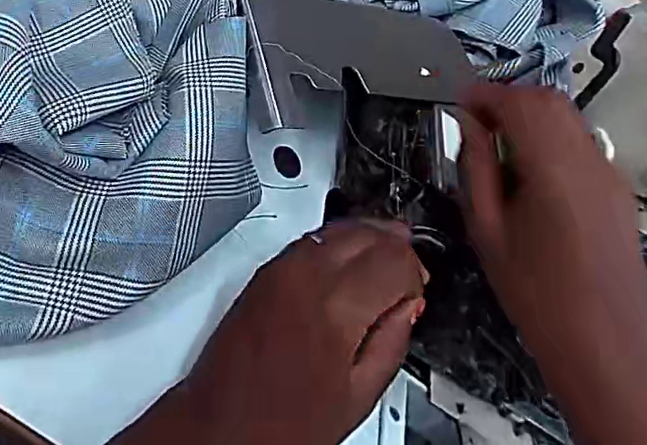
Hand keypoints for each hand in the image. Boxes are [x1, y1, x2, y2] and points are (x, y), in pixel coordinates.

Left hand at [114, 221, 425, 444]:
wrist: (227, 418)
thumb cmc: (283, 419)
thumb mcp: (359, 393)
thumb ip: (391, 340)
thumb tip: (409, 304)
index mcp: (335, 307)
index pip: (391, 258)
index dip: (415, 271)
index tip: (420, 288)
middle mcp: (304, 274)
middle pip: (363, 232)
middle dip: (394, 245)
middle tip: (412, 269)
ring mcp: (280, 266)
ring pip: (335, 227)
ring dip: (365, 236)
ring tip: (387, 257)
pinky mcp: (265, 268)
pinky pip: (310, 239)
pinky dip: (336, 241)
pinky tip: (349, 259)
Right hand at [457, 83, 646, 444]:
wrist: (607, 351)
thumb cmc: (540, 297)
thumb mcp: (487, 229)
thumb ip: (474, 166)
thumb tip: (467, 125)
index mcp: (555, 173)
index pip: (519, 103)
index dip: (482, 94)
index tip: (459, 102)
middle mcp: (591, 168)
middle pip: (548, 100)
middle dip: (505, 97)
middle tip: (473, 117)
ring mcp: (611, 179)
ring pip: (567, 115)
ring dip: (527, 113)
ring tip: (494, 140)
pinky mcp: (618, 193)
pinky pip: (579, 140)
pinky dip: (548, 134)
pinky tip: (524, 164)